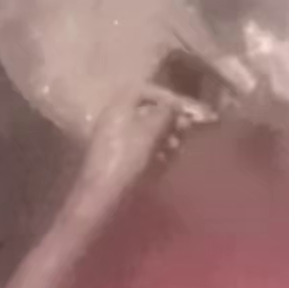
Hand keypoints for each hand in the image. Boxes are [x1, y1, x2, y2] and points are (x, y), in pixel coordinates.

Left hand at [63, 86, 208, 227]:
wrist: (102, 196)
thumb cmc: (127, 158)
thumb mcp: (151, 130)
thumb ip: (166, 113)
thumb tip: (175, 106)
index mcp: (119, 107)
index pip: (145, 91)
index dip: (167, 97)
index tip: (184, 109)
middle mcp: (115, 119)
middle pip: (147, 112)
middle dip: (169, 120)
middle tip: (186, 130)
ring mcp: (114, 141)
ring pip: (146, 132)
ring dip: (165, 137)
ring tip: (178, 148)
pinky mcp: (118, 161)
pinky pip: (141, 150)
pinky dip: (156, 152)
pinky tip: (167, 162)